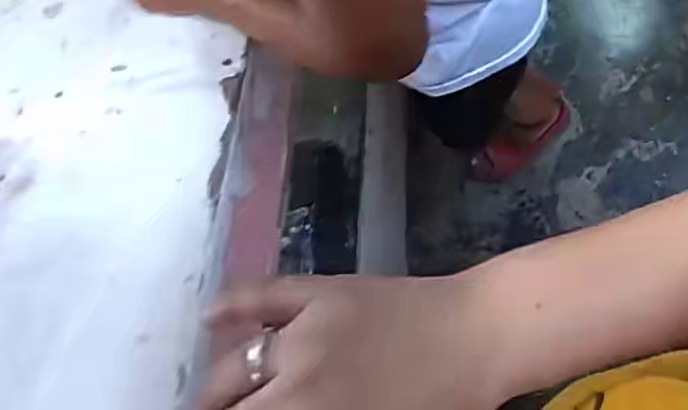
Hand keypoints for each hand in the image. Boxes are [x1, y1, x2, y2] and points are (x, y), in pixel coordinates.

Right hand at [196, 276, 499, 409]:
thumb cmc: (434, 403)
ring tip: (217, 401)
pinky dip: (236, 303)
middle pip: (224, 408)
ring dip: (219, 390)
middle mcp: (296, 381)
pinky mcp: (328, 290)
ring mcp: (310, 328)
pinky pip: (271, 293)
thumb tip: (278, 409)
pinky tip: (210, 315)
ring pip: (235, 366)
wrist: (476, 334)